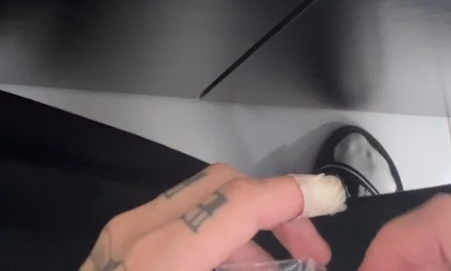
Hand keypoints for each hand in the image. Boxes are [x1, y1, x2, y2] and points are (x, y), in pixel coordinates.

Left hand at [80, 164, 337, 270]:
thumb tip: (292, 267)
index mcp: (162, 259)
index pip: (237, 202)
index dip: (291, 198)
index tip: (333, 200)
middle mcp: (138, 233)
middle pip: (221, 188)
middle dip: (275, 212)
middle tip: (315, 255)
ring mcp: (123, 236)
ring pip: (201, 204)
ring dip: (248, 231)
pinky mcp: (117, 248)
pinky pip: (178, 224)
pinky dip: (216, 242)